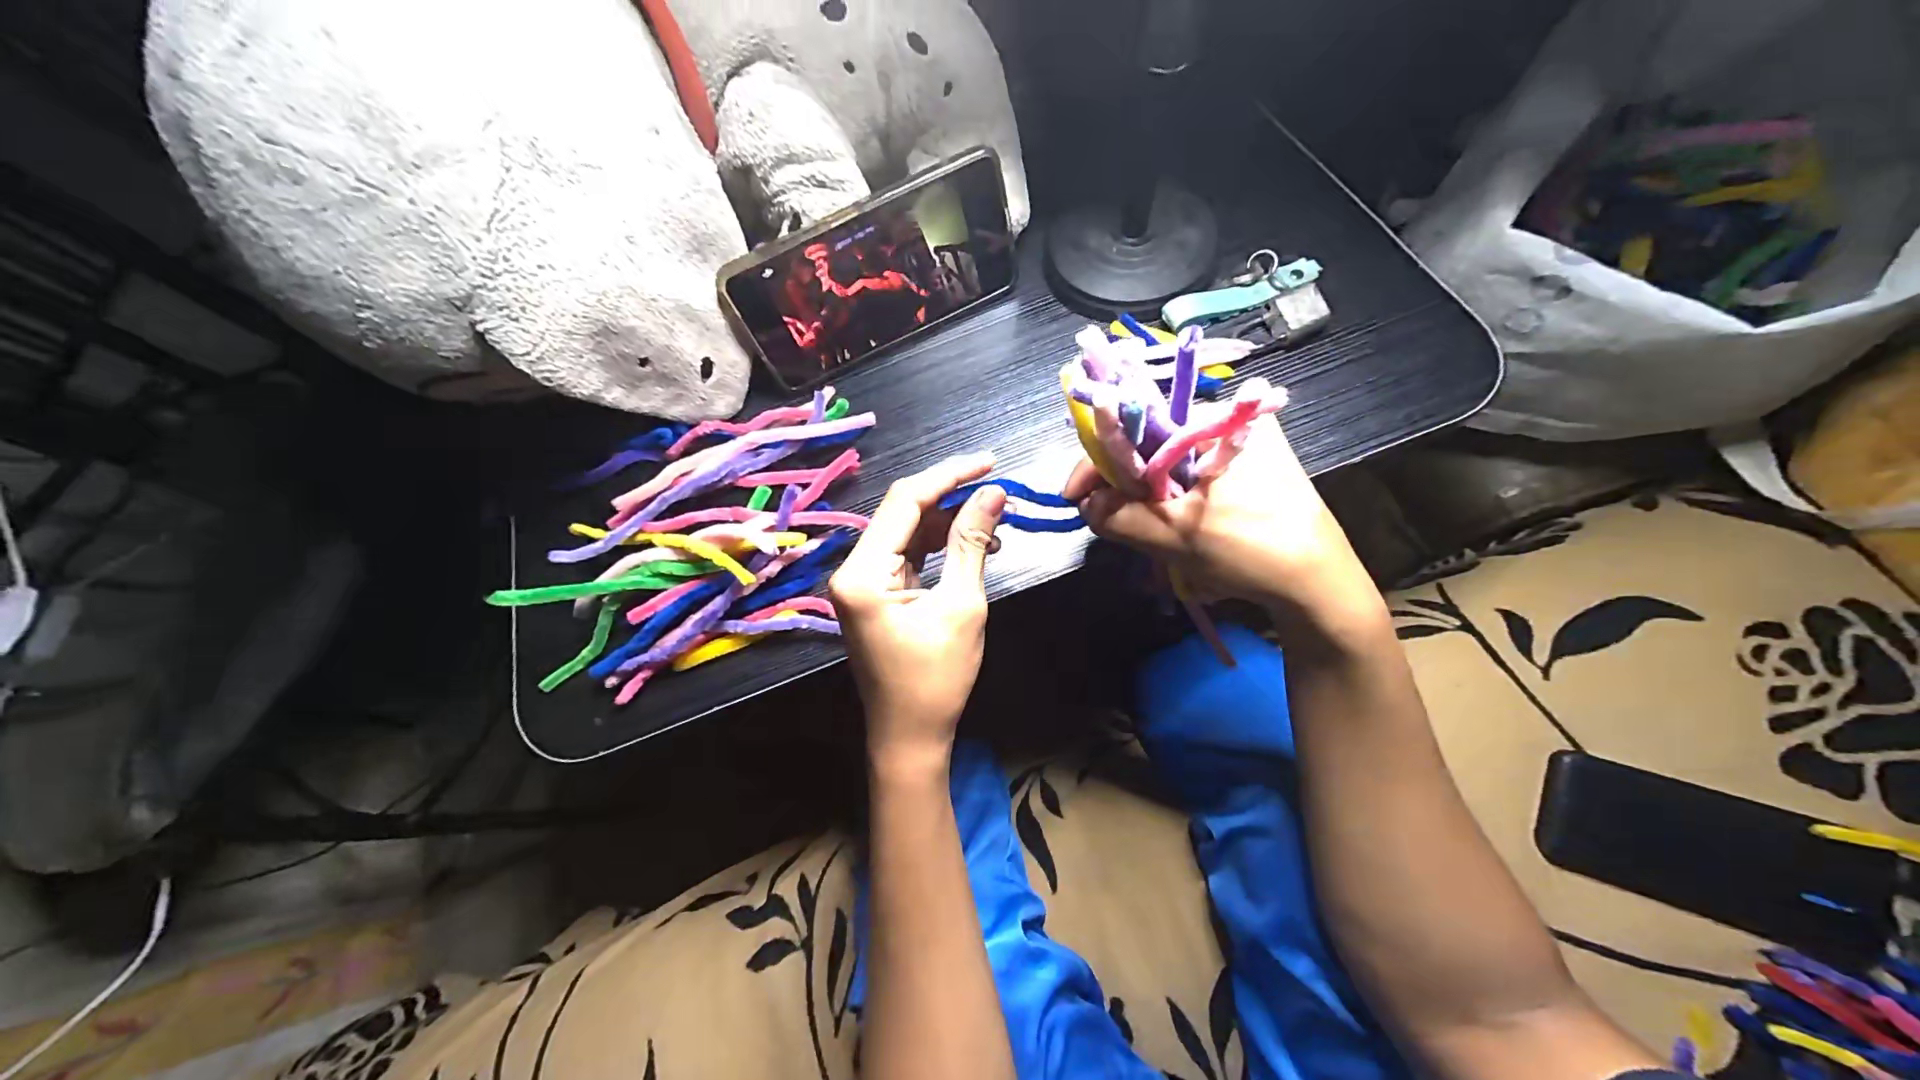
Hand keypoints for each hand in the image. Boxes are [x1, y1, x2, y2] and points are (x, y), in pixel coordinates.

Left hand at [830, 453, 1006, 774]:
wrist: (909, 736)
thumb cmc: (936, 680)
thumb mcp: (961, 606)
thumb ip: (972, 544)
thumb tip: (992, 493)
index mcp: (862, 573)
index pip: (904, 502)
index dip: (948, 476)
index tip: (989, 462)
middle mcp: (852, 570)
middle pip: (903, 512)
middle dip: (950, 497)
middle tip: (995, 488)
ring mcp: (861, 582)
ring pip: (907, 531)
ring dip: (949, 523)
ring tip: (994, 525)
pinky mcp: (875, 592)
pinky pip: (908, 554)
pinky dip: (940, 547)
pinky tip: (976, 547)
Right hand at [1061, 412, 1384, 644]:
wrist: (1320, 587)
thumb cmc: (1250, 548)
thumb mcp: (1174, 535)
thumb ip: (1118, 516)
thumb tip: (1086, 505)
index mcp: (1218, 419)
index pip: (1137, 430)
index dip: (1098, 464)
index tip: (1075, 498)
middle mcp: (1232, 425)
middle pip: (1152, 454)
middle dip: (1128, 494)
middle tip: (1114, 529)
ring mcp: (1244, 453)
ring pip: (1171, 475)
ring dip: (1153, 510)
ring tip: (1154, 548)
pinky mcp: (1251, 479)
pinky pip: (1194, 489)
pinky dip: (1179, 514)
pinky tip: (1182, 544)